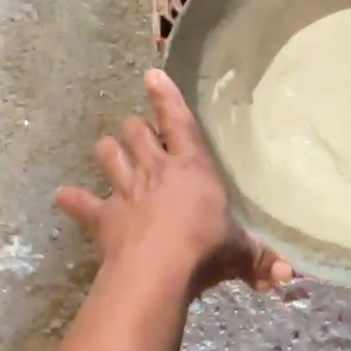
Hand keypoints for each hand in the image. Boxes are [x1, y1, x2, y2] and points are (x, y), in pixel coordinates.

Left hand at [54, 69, 291, 294]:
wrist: (158, 271)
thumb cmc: (205, 249)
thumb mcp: (239, 253)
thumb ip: (260, 260)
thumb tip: (287, 275)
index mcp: (191, 168)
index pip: (179, 123)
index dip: (166, 98)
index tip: (151, 75)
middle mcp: (155, 170)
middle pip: (137, 133)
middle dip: (136, 128)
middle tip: (137, 129)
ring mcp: (125, 191)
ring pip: (110, 156)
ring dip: (108, 151)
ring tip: (107, 149)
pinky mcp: (104, 217)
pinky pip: (83, 204)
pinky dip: (73, 200)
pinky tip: (63, 196)